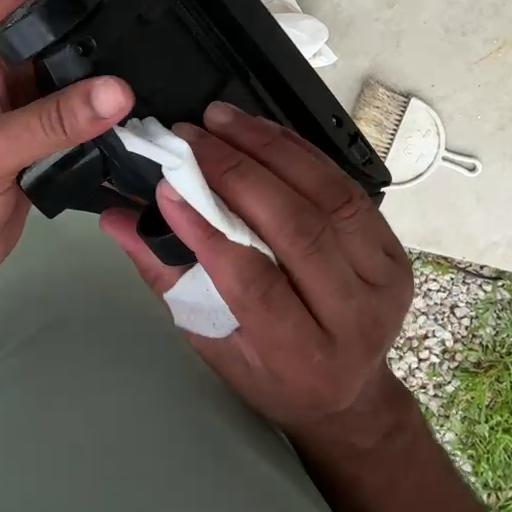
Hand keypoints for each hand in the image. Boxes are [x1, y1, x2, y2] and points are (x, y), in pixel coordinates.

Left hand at [0, 0, 133, 288]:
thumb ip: (51, 121)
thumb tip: (116, 89)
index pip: (21, 0)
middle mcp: (12, 79)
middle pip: (61, 40)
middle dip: (99, 24)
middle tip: (156, 8)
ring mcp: (31, 114)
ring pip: (78, 83)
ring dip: (110, 76)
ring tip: (166, 58)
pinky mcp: (48, 148)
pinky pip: (84, 124)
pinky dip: (110, 120)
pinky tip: (147, 117)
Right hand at [100, 102, 414, 445]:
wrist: (348, 392)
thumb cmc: (266, 370)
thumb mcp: (206, 336)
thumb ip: (162, 272)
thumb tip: (116, 218)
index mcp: (301, 354)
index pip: (254, 282)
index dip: (209, 230)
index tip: (167, 186)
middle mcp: (354, 317)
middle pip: (298, 229)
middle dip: (237, 172)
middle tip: (190, 136)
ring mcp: (384, 278)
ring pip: (327, 198)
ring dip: (269, 148)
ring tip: (221, 119)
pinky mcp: (395, 247)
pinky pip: (345, 185)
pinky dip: (299, 150)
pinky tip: (260, 129)